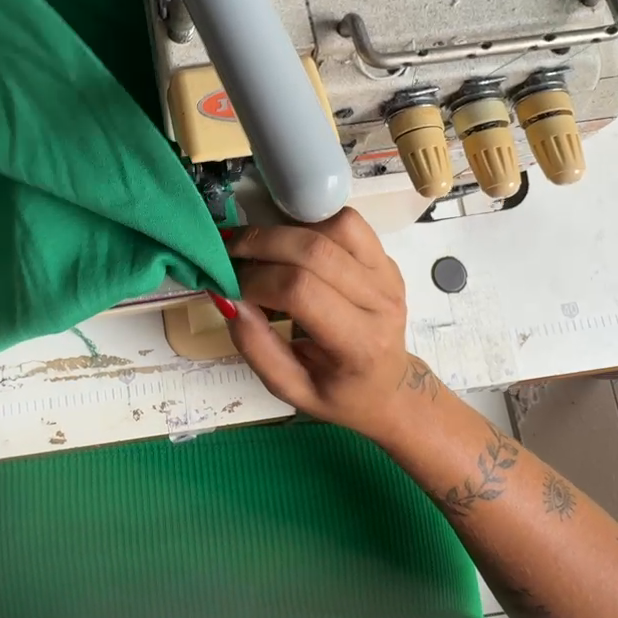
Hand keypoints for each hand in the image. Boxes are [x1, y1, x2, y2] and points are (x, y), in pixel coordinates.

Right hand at [223, 209, 439, 440]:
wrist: (390, 388)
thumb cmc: (338, 394)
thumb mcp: (291, 391)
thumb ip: (257, 348)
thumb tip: (229, 299)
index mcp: (358, 344)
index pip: (301, 291)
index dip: (256, 280)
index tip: (227, 284)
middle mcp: (380, 303)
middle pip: (315, 251)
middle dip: (260, 244)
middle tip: (228, 252)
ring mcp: (388, 276)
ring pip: (333, 227)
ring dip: (285, 230)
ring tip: (256, 247)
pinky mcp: (386, 259)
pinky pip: (347, 222)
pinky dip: (310, 224)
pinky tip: (290, 243)